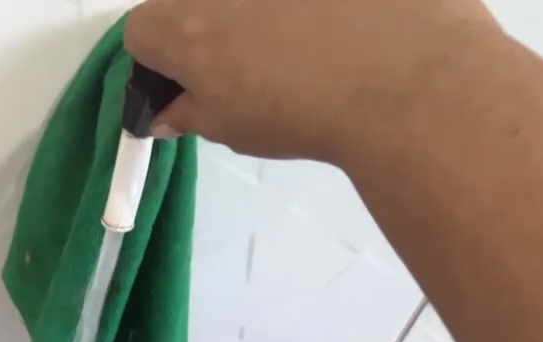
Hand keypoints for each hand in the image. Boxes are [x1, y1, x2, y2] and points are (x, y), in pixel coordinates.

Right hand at [124, 0, 510, 163]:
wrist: (402, 76)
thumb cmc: (299, 112)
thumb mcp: (228, 127)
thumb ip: (187, 113)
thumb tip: (168, 111)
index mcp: (186, 26)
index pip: (140, 31)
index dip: (154, 61)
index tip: (180, 85)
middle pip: (189, 0)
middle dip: (202, 29)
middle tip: (236, 68)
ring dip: (253, 15)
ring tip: (291, 42)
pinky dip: (302, 9)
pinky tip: (330, 23)